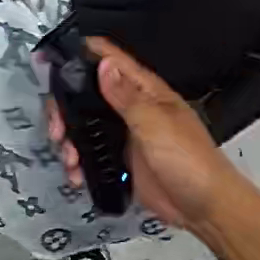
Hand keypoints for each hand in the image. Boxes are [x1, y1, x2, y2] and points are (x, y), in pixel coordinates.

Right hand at [49, 37, 243, 229]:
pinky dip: (80, 161)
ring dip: (70, 138)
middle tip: (56, 127)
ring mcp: (127, 133)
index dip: (84, 52)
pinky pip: (93, 152)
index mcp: (146, 90)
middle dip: (66, 107)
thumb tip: (104, 64)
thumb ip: (126, 96)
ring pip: (86, 124)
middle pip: (89, 93)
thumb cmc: (190, 161)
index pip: (112, 59)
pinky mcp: (123, 159)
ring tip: (68, 157)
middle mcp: (134, 107)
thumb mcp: (154, 124)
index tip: (54, 56)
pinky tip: (77, 173)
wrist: (205, 208)